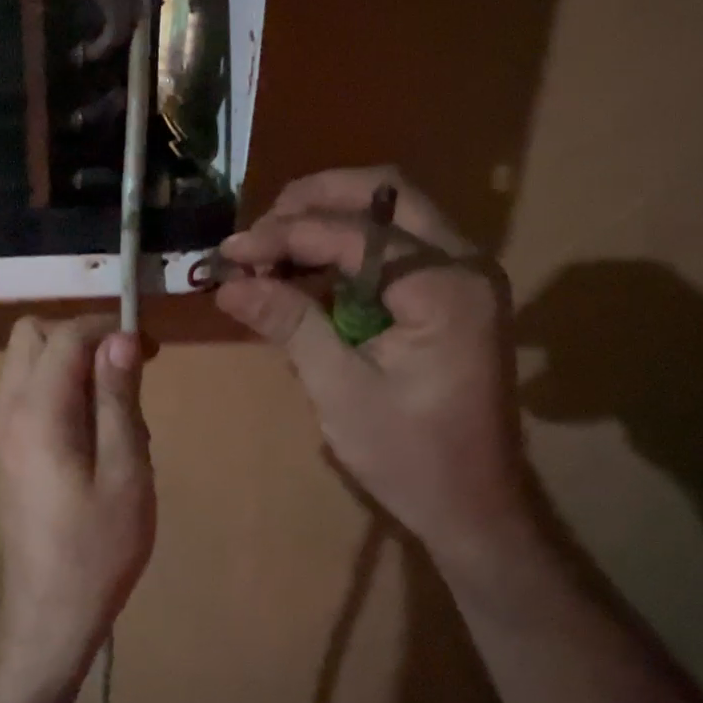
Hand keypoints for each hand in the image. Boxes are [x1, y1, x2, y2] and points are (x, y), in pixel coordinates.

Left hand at [0, 315, 154, 676]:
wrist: (48, 610)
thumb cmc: (96, 548)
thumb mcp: (125, 471)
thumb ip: (120, 399)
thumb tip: (120, 338)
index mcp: (38, 411)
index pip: (66, 335)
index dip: (109, 328)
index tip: (151, 350)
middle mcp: (9, 409)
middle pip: (33, 335)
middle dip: (81, 337)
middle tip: (128, 371)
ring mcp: (2, 429)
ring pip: (27, 361)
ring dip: (71, 364)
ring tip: (117, 411)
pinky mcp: (7, 449)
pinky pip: (28, 392)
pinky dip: (60, 390)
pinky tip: (95, 436)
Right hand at [213, 168, 531, 562]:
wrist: (475, 508)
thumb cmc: (410, 457)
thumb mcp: (340, 389)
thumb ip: (289, 323)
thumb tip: (227, 283)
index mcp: (444, 287)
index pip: (352, 233)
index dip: (283, 235)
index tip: (228, 253)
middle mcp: (463, 265)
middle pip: (383, 193)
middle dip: (312, 202)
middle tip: (257, 232)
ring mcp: (462, 276)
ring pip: (389, 212)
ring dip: (327, 221)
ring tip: (271, 252)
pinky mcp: (451, 295)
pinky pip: (394, 246)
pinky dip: (345, 248)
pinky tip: (304, 274)